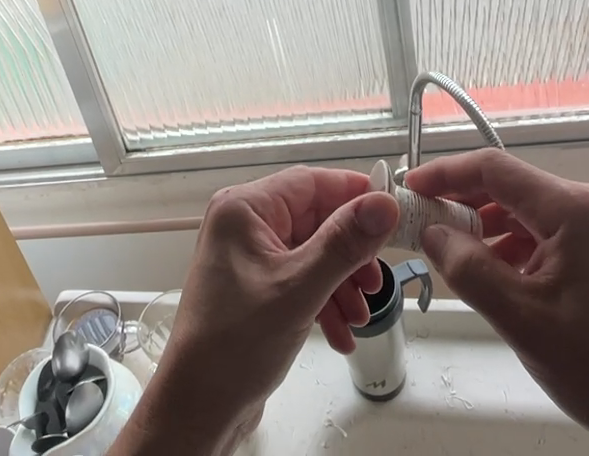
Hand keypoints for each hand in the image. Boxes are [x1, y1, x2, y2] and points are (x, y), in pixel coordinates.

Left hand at [113, 166, 398, 455]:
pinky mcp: (257, 284)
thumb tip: (383, 204)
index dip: (353, 194)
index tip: (390, 212)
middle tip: (374, 282)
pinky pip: (302, 277)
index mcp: (244, 208)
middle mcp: (244, 223)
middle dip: (350, 253)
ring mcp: (250, 255)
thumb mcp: (298, 289)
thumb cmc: (233, 345)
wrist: (198, 408)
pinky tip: (342, 333)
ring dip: (341, 282)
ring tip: (359, 316)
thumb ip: (344, 243)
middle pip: (316, 218)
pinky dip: (325, 300)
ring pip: (314, 251)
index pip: (310, 182)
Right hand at [406, 149, 588, 455]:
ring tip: (450, 255)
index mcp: (574, 209)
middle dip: (461, 202)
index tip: (408, 188)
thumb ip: (466, 267)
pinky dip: (509, 245)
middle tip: (421, 224)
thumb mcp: (519, 318)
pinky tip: (491, 274)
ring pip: (523, 210)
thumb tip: (431, 232)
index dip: (444, 173)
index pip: (493, 168)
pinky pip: (543, 232)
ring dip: (484, 227)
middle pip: (508, 186)